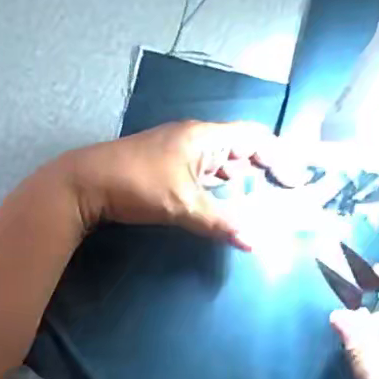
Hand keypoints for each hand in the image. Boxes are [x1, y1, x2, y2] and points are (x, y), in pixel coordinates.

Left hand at [51, 121, 306, 249]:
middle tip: (278, 188)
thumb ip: (219, 222)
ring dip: (234, 175)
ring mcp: (172, 150)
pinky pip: (196, 169)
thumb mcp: (181, 204)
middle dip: (259, 165)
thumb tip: (255, 242)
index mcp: (203, 136)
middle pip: (236, 145)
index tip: (295, 179)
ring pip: (214, 159)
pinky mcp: (158, 165)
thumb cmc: (136, 185)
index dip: (278, 155)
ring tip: (252, 194)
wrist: (83, 183)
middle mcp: (191, 137)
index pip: (253, 138)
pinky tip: (214, 197)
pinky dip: (212, 182)